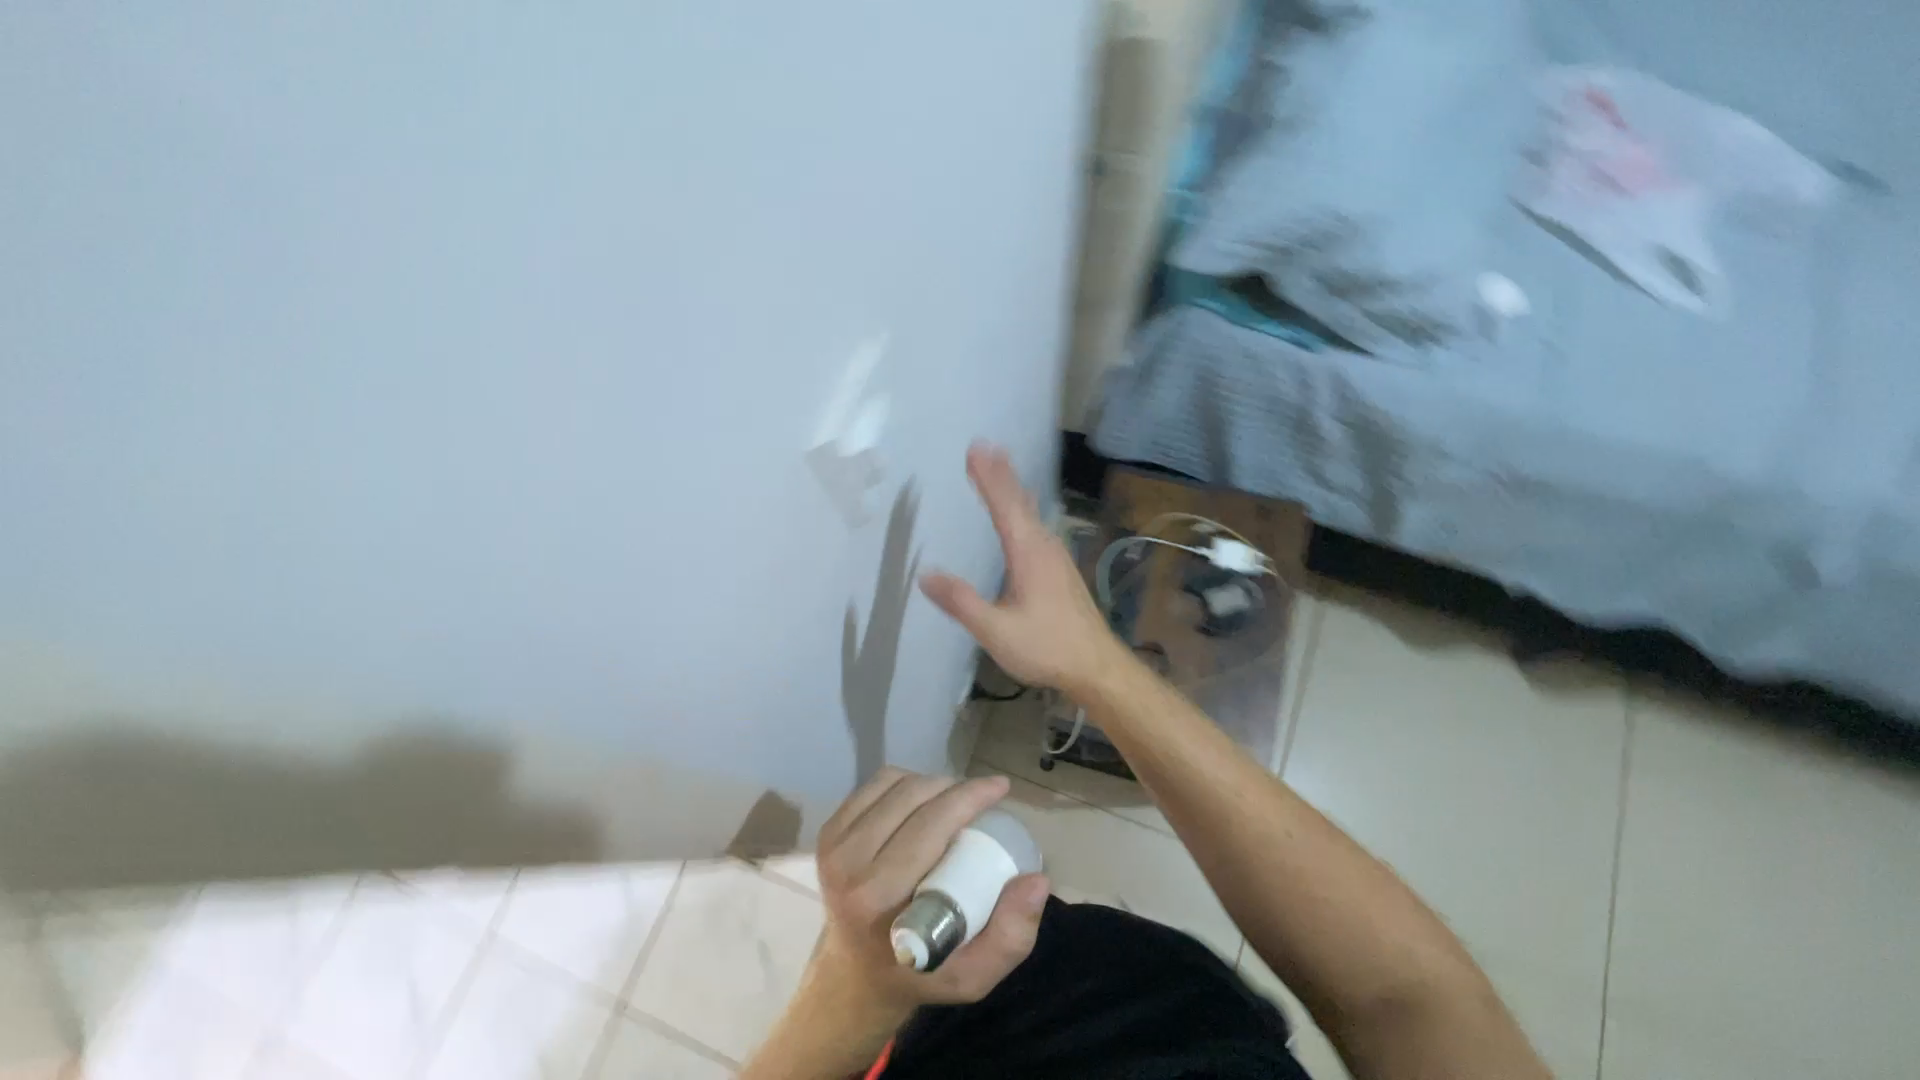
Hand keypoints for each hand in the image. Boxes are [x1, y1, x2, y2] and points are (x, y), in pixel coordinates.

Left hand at [811, 768, 1049, 1012]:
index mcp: (879, 899)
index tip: (1001, 788)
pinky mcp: (828, 834)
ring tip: (955, 798)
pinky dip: (904, 783)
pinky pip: (873, 786)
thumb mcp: (972, 975)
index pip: (930, 825)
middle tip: (984, 794)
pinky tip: (924, 799)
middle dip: (956, 786)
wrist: (855, 976)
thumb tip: (1037, 880)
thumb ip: (1010, 936)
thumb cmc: (920, 974)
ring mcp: (833, 847)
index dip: (969, 796)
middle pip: (912, 797)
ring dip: (931, 782)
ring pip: (892, 784)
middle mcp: (849, 866)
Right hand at [920, 442, 1125, 692]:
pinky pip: (1036, 527)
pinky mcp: (1060, 571)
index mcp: (1028, 554)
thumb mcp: (996, 631)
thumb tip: (926, 575)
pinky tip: (1021, 517)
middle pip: (1020, 502)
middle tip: (984, 446)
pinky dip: (1021, 510)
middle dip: (1000, 474)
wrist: (1096, 666)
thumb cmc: (1047, 648)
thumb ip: (962, 602)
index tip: (974, 449)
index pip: (1004, 505)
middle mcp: (1045, 547)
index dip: (988, 476)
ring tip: (998, 469)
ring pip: (1031, 513)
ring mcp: (1056, 558)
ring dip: (1012, 489)